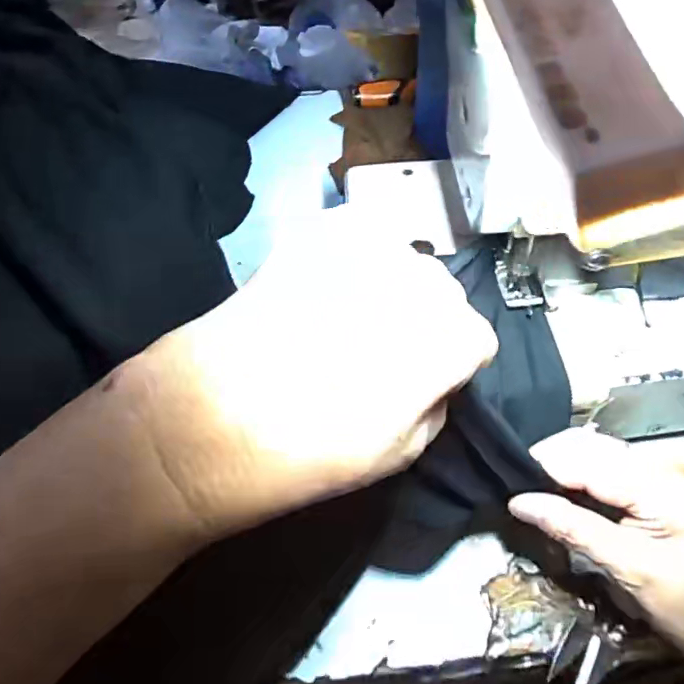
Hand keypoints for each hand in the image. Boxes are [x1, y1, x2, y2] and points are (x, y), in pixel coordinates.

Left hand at [124, 205, 496, 538]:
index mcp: (450, 337)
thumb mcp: (396, 454)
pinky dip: (351, 255)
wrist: (206, 416)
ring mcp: (371, 247)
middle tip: (378, 351)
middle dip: (424, 320)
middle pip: (444, 295)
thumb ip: (437, 407)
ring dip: (389, 286)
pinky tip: (320, 286)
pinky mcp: (324, 230)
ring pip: (405, 263)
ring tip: (343, 318)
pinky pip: (359, 235)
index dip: (452, 364)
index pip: (477, 340)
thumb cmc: (308, 450)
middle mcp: (424, 280)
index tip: (422, 381)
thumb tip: (436, 380)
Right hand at [508, 429, 683, 683]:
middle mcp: (661, 460)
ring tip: (531, 486)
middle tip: (516, 484)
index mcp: (662, 483)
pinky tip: (559, 488)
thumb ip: (573, 529)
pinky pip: (604, 461)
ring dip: (562, 466)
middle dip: (551, 463)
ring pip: (593, 450)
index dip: (546, 469)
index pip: (590, 464)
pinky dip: (579, 473)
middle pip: (590, 448)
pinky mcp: (652, 472)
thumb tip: (520, 502)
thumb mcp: (626, 569)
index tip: (509, 480)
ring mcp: (659, 463)